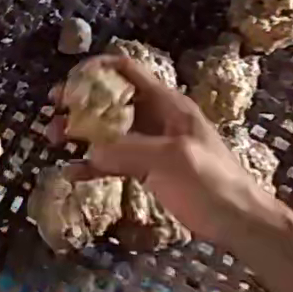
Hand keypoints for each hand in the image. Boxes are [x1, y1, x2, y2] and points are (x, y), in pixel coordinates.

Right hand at [53, 55, 292, 259]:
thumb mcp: (172, 160)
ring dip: (78, 132)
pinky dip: (91, 164)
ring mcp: (149, 144)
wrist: (240, 222)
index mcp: (166, 104)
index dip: (96, 69)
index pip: (126, 71)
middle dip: (79, 102)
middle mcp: (154, 118)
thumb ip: (129, 150)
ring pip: (106, 130)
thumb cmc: (212, 182)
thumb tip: (90, 150)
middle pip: (110, 99)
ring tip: (51, 138)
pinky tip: (71, 173)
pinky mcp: (146, 169)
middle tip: (53, 109)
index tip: (70, 82)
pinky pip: (112, 160)